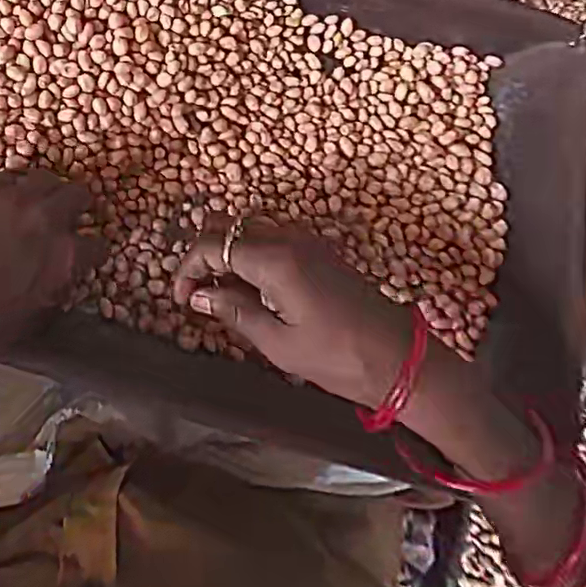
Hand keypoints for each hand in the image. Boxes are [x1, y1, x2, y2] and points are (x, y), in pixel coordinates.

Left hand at [0, 170, 104, 410]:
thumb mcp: (34, 315)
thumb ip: (54, 285)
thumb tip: (57, 276)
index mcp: (66, 255)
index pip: (97, 244)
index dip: (93, 250)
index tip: (88, 253)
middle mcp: (45, 218)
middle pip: (77, 195)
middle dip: (78, 205)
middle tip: (73, 214)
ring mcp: (11, 198)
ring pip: (44, 177)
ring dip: (46, 190)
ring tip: (40, 200)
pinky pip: (6, 176)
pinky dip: (11, 186)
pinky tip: (5, 199)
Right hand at [172, 215, 424, 408]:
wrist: (404, 360)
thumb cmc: (339, 358)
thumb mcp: (278, 343)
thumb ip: (233, 311)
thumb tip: (199, 295)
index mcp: (273, 259)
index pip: (211, 246)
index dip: (187, 269)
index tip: (180, 297)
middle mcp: (286, 238)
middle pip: (226, 226)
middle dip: (203, 254)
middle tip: (197, 291)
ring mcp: (304, 240)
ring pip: (247, 228)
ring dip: (226, 251)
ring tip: (220, 290)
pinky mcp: (317, 250)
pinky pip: (269, 236)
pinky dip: (248, 252)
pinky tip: (250, 286)